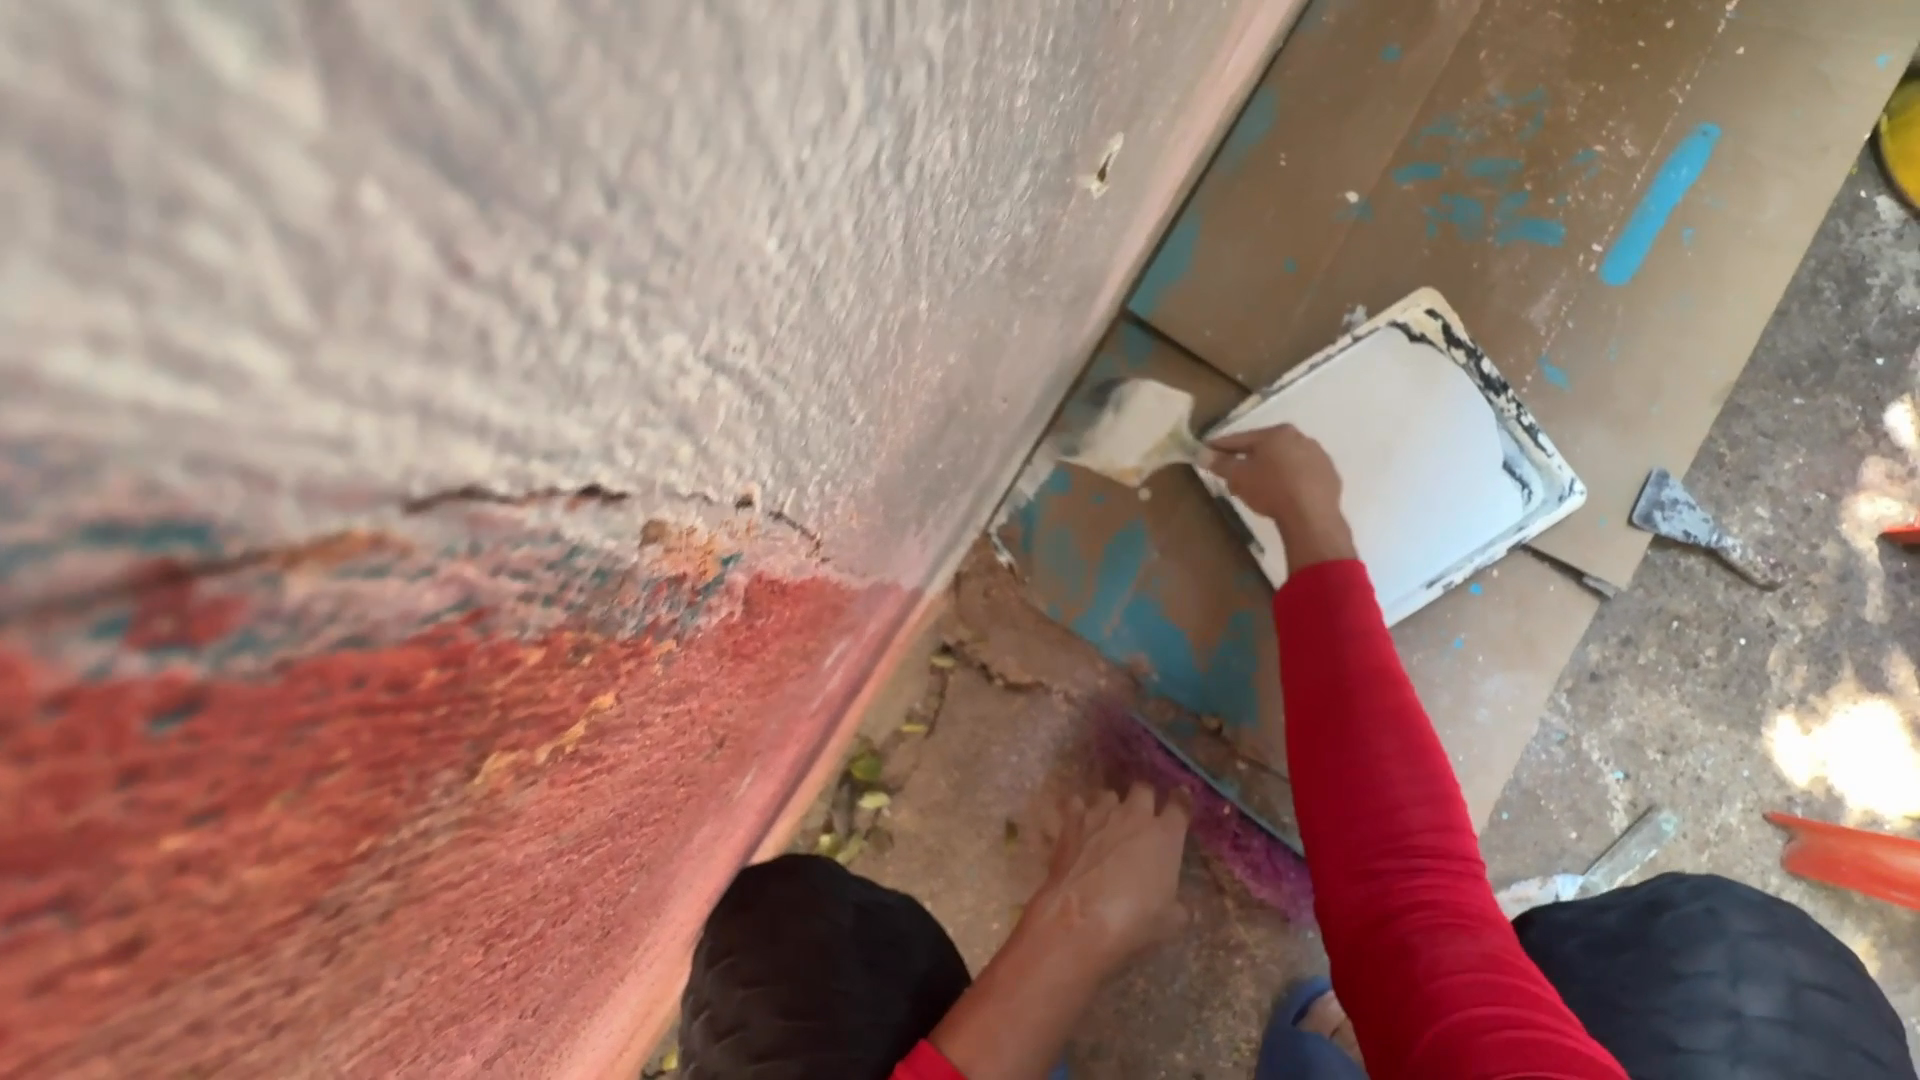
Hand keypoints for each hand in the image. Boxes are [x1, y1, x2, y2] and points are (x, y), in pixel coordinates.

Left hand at [1027, 783, 1190, 973]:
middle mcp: (1134, 815)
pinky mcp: (1072, 821)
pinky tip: (1078, 823)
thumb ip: (1179, 908)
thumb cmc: (1134, 920)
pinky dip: (1078, 810)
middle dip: (1144, 797)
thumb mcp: (1170, 922)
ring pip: (1108, 793)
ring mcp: (1100, 814)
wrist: (1081, 916)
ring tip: (1108, 819)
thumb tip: (1184, 909)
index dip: (1181, 799)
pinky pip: (1076, 803)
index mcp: (1165, 835)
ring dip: (1111, 804)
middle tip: (1142, 812)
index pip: (1180, 805)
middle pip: (1143, 789)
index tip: (1181, 798)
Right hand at [1208, 424, 1357, 571]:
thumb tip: (1202, 453)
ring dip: (1270, 469)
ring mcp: (1319, 456)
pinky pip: (1303, 475)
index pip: (1240, 438)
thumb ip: (1220, 463)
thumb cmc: (1270, 490)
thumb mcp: (1238, 477)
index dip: (1220, 446)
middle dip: (1247, 459)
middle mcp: (1300, 437)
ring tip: (1258, 488)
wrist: (1312, 516)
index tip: (1206, 451)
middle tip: (1232, 474)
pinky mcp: (1330, 475)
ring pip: (1285, 460)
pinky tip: (1284, 495)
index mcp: (1276, 433)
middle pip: (1264, 447)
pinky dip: (1290, 481)